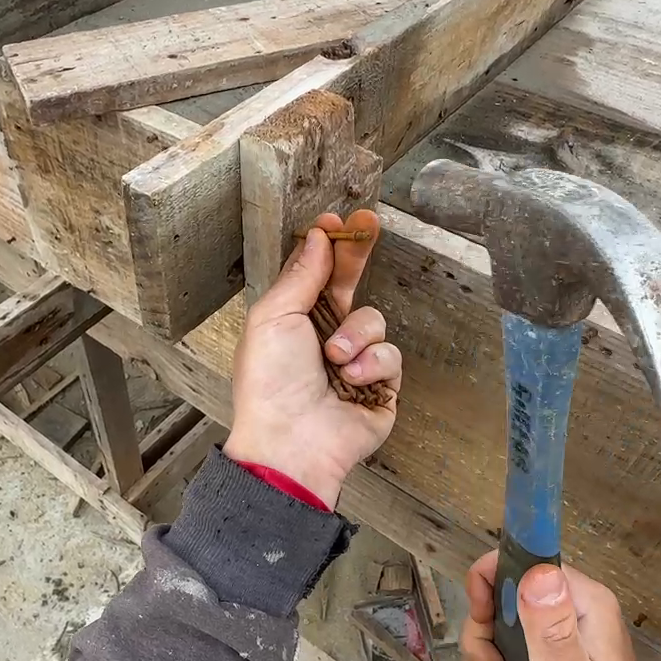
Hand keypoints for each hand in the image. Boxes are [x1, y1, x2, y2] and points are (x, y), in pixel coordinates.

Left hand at [222, 209, 400, 508]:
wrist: (291, 441)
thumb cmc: (270, 383)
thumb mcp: (273, 318)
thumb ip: (300, 276)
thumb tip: (317, 239)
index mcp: (293, 321)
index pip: (315, 275)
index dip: (328, 247)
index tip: (337, 219)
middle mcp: (324, 337)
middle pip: (350, 285)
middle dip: (358, 254)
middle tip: (369, 221)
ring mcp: (354, 361)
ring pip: (374, 320)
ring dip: (355, 335)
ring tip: (335, 358)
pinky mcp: (380, 385)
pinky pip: (390, 355)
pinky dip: (371, 365)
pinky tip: (351, 381)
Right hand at [460, 553, 660, 660]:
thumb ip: (549, 624)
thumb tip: (538, 569)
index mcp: (586, 605)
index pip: (528, 561)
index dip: (493, 581)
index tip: (480, 616)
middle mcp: (573, 613)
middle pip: (506, 596)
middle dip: (485, 634)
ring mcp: (559, 640)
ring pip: (499, 627)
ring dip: (484, 660)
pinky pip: (504, 653)